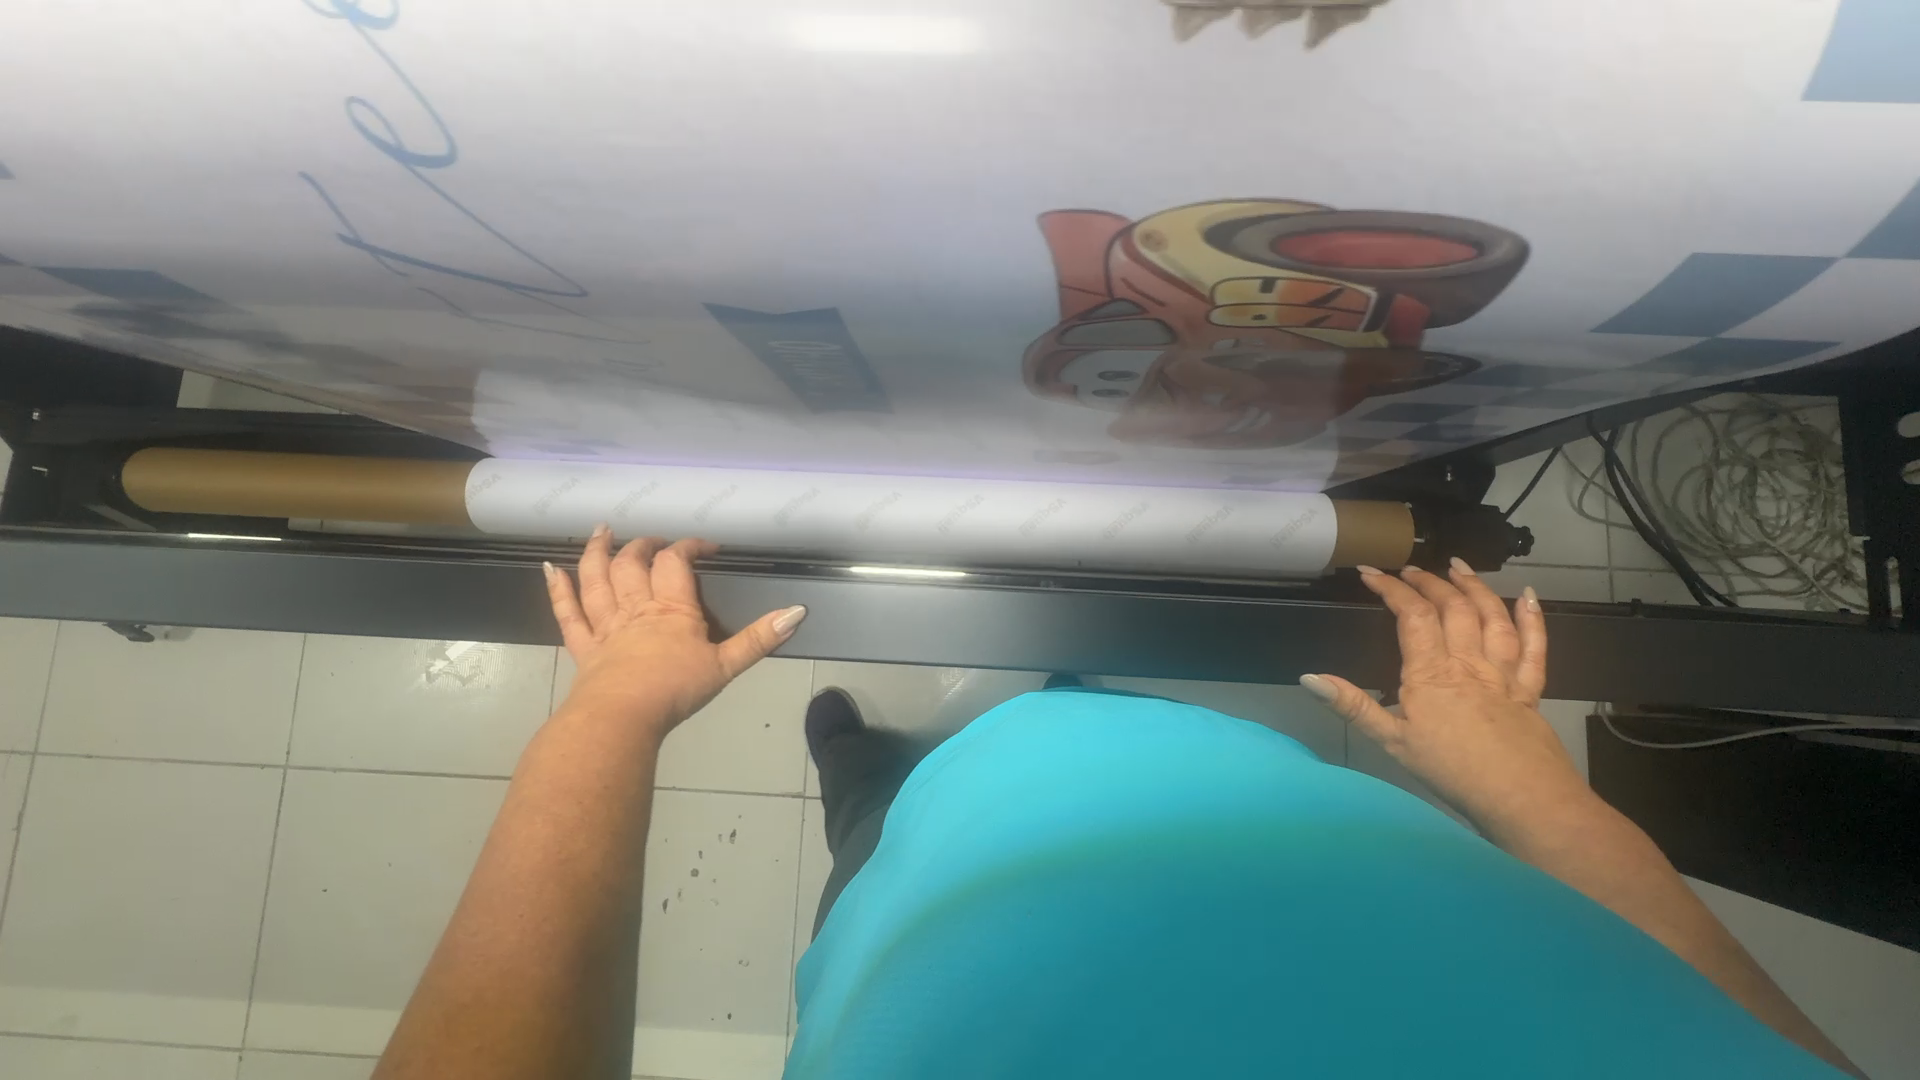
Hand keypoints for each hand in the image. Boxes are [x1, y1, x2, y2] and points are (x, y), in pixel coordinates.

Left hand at [544, 526, 806, 737]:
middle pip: (634, 564)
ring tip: (601, 531)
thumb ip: (761, 638)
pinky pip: (567, 613)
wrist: (622, 719)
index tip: (707, 547)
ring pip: (597, 579)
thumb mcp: (727, 664)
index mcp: (672, 609)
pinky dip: (558, 589)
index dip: (690, 547)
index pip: (677, 563)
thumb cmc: (675, 690)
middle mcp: (636, 608)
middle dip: (644, 546)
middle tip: (653, 540)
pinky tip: (549, 569)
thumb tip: (798, 610)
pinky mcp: (583, 646)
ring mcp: (605, 626)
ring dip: (598, 552)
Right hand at [1302, 560, 1588, 836]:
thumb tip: (1309, 677)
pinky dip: (1532, 617)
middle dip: (1428, 582)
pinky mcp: (1530, 690)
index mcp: (1431, 674)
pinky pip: (1535, 647)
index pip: (1412, 616)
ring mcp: (1504, 674)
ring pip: (1492, 618)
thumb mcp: (1392, 742)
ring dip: (1474, 587)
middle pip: (1452, 608)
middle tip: (1409, 569)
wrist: (1525, 802)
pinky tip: (1528, 596)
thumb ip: (1352, 705)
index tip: (1370, 573)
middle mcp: (1469, 664)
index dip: (1391, 589)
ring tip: (1458, 567)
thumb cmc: (1453, 772)